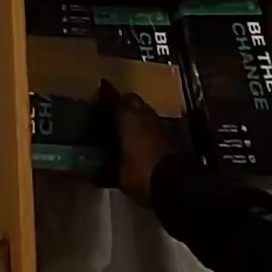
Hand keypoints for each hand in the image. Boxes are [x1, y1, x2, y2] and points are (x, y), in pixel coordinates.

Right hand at [101, 81, 172, 208]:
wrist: (179, 186)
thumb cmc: (141, 172)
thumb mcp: (119, 175)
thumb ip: (106, 171)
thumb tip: (93, 175)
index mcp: (127, 116)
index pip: (113, 97)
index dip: (106, 92)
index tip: (101, 86)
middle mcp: (143, 114)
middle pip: (132, 99)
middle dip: (124, 101)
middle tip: (115, 110)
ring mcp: (159, 124)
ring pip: (145, 111)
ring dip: (137, 114)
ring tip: (128, 124)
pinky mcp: (171, 137)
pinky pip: (154, 125)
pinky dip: (147, 128)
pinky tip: (142, 139)